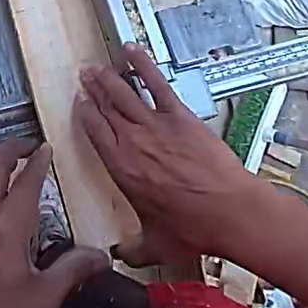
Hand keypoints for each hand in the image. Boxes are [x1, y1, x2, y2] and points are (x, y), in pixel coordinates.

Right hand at [75, 42, 276, 267]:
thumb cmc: (192, 228)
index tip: (79, 103)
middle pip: (105, 108)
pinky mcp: (178, 115)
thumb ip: (132, 249)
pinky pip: (156, 84)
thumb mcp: (155, 244)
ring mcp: (155, 125)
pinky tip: (131, 51)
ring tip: (96, 65)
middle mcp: (132, 142)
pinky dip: (142, 65)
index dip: (85, 114)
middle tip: (83, 77)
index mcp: (121, 168)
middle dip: (92, 90)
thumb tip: (120, 256)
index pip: (94, 133)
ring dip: (108, 77)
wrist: (228, 211)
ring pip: (123, 93)